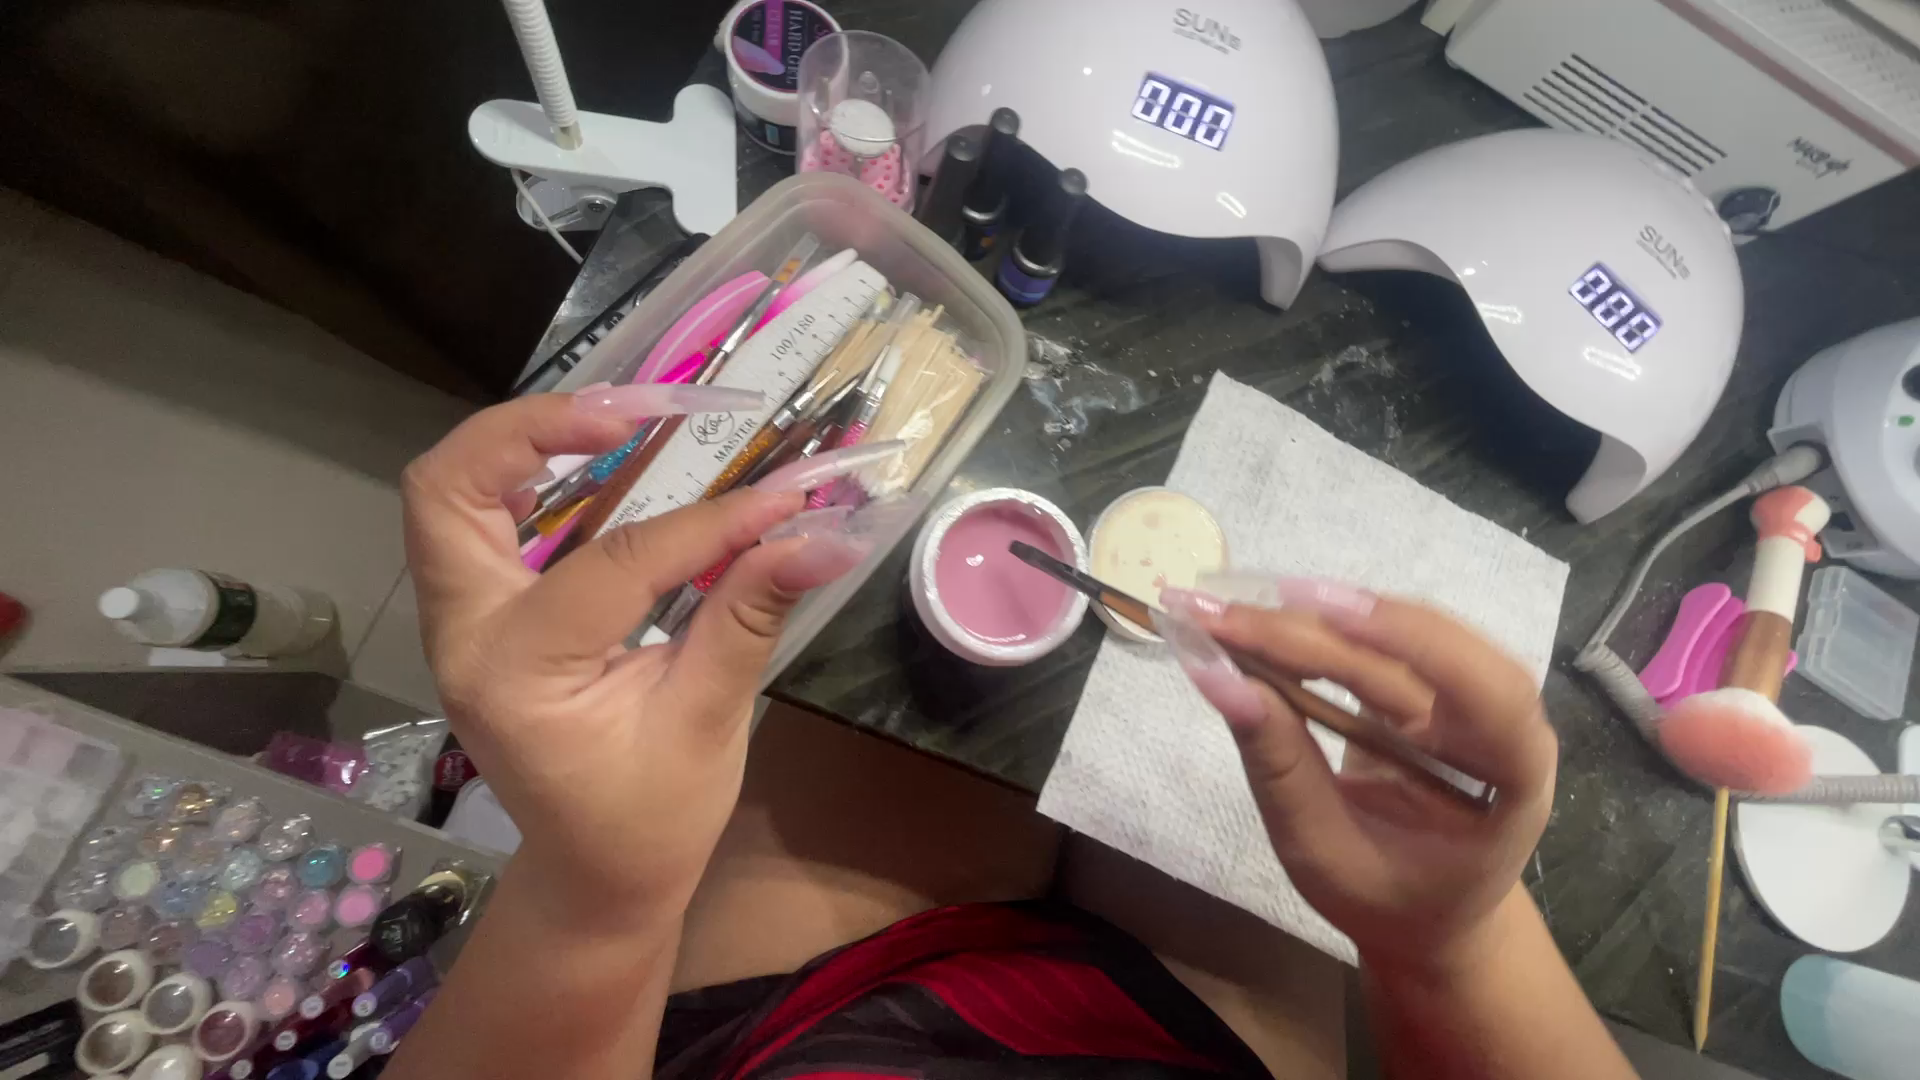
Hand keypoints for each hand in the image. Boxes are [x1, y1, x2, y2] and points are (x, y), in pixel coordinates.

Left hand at [402, 389, 882, 927]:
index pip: (618, 563)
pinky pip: (482, 526)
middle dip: (536, 431)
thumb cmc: (653, 819)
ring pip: (451, 499)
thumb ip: (752, 615)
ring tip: (616, 423)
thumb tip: (823, 537)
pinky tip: (596, 468)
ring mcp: (465, 627)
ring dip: (524, 444)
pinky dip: (528, 479)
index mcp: (519, 675)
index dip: (711, 523)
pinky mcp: (488, 621)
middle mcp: (467, 639)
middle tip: (634, 411)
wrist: (596, 875)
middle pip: (450, 492)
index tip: (784, 501)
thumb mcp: (710, 720)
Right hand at [1158, 581, 1557, 977]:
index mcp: (1509, 774)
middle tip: (1212, 614)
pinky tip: (1257, 622)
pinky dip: (1305, 630)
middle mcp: (1494, 718)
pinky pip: (1365, 641)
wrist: (1423, 911)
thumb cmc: (1384, 896)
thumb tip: (1216, 676)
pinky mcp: (1417, 684)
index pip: (1481, 688)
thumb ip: (1276, 762)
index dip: (1405, 637)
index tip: (1319, 609)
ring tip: (1222, 613)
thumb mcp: (1320, 849)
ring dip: (1297, 620)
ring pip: (1382, 631)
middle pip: (1406, 649)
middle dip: (1303, 629)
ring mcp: (1456, 695)